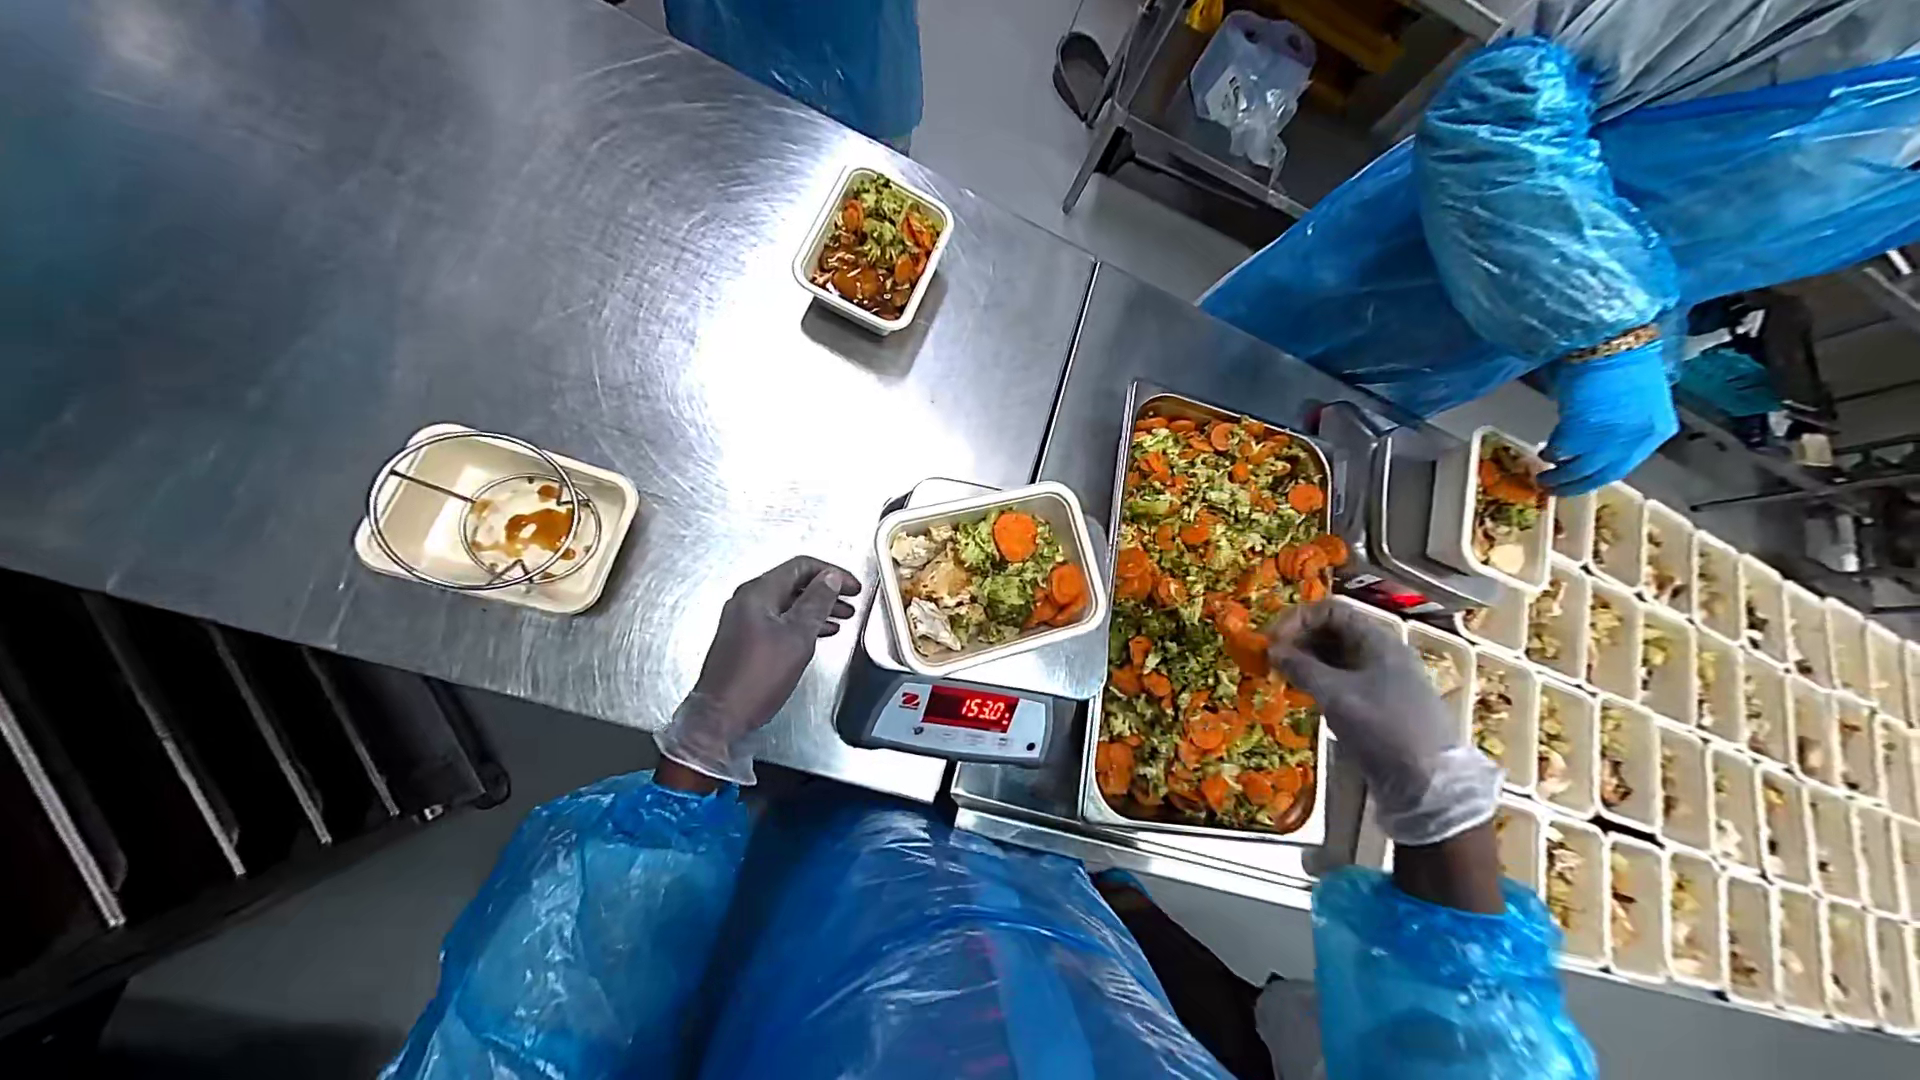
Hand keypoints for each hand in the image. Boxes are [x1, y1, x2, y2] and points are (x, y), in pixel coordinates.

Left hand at [653, 556, 860, 785]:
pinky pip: (779, 619)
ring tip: (842, 616)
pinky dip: (802, 622)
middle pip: (793, 582)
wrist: (721, 716)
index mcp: (758, 593)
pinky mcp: (744, 638)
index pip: (801, 566)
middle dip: (826, 590)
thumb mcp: (798, 636)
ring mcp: (743, 619)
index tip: (852, 586)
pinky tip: (820, 633)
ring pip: (787, 602)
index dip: (832, 573)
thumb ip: (817, 603)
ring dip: (816, 607)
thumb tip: (830, 578)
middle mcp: (747, 600)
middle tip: (851, 599)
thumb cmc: (758, 677)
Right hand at [1266, 601, 1499, 846]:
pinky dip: (1316, 677)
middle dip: (1297, 639)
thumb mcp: (1335, 694)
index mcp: (1377, 640)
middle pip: (1331, 630)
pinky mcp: (1376, 701)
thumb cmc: (1383, 728)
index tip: (1272, 641)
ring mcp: (1380, 677)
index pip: (1330, 610)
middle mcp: (1380, 652)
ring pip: (1334, 654)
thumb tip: (1271, 649)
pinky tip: (1300, 691)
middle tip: (1271, 658)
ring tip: (1280, 675)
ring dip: (1304, 659)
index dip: (1297, 619)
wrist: (1427, 783)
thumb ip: (1300, 667)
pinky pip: (1340, 676)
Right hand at [1539, 343, 1677, 495]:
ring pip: (1580, 469)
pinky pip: (1563, 452)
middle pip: (1602, 474)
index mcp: (1655, 431)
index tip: (1580, 481)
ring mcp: (1609, 438)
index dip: (1597, 476)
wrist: (1611, 347)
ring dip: (1558, 477)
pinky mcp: (1582, 433)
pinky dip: (1552, 454)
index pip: (1624, 465)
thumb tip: (1596, 439)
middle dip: (1575, 484)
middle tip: (1553, 488)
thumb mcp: (1630, 403)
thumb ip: (1618, 426)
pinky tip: (1544, 451)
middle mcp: (1635, 440)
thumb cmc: (1623, 366)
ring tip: (1543, 478)